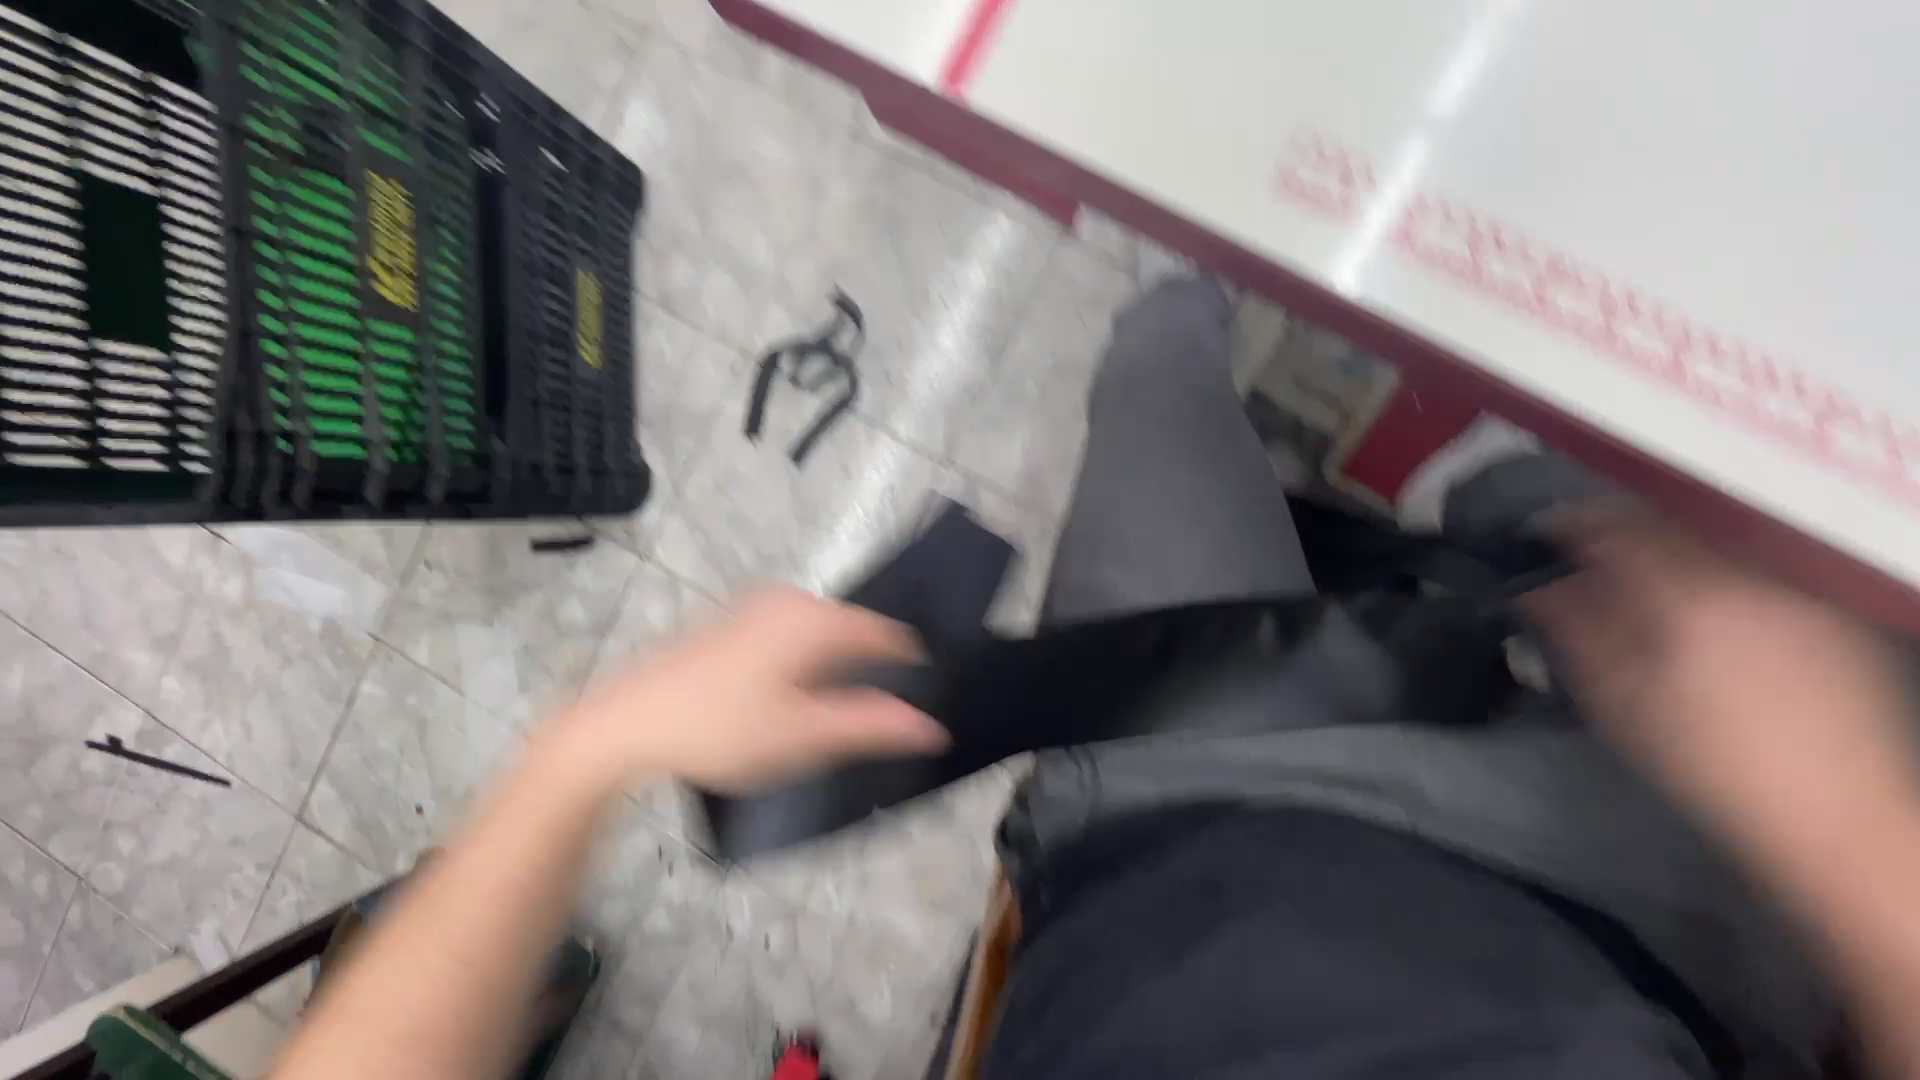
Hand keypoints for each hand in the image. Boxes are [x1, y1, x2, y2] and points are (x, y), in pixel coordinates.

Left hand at [560, 587, 948, 792]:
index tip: (919, 711)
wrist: (625, 726)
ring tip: (830, 724)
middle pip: (854, 635)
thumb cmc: (718, 728)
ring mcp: (758, 608)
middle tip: (871, 728)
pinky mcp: (735, 623)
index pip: (889, 635)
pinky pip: (793, 640)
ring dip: (835, 676)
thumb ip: (872, 726)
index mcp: (812, 617)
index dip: (909, 673)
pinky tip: (788, 708)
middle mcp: (789, 600)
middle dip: (869, 676)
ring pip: (822, 640)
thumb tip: (931, 727)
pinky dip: (805, 669)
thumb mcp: (802, 735)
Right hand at [1524, 504, 1917, 847]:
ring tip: (1636, 606)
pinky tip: (1699, 635)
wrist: (1836, 819)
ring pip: (1707, 560)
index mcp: (1689, 597)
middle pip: (1665, 536)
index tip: (1536, 533)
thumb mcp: (1615, 698)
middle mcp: (1750, 580)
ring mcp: (1799, 598)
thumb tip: (1534, 586)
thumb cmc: (1703, 761)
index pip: (1618, 525)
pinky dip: (1708, 593)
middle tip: (1577, 572)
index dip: (1569, 521)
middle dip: (1614, 547)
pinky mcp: (1831, 621)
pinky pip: (1748, 585)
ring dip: (1662, 570)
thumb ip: (1571, 629)